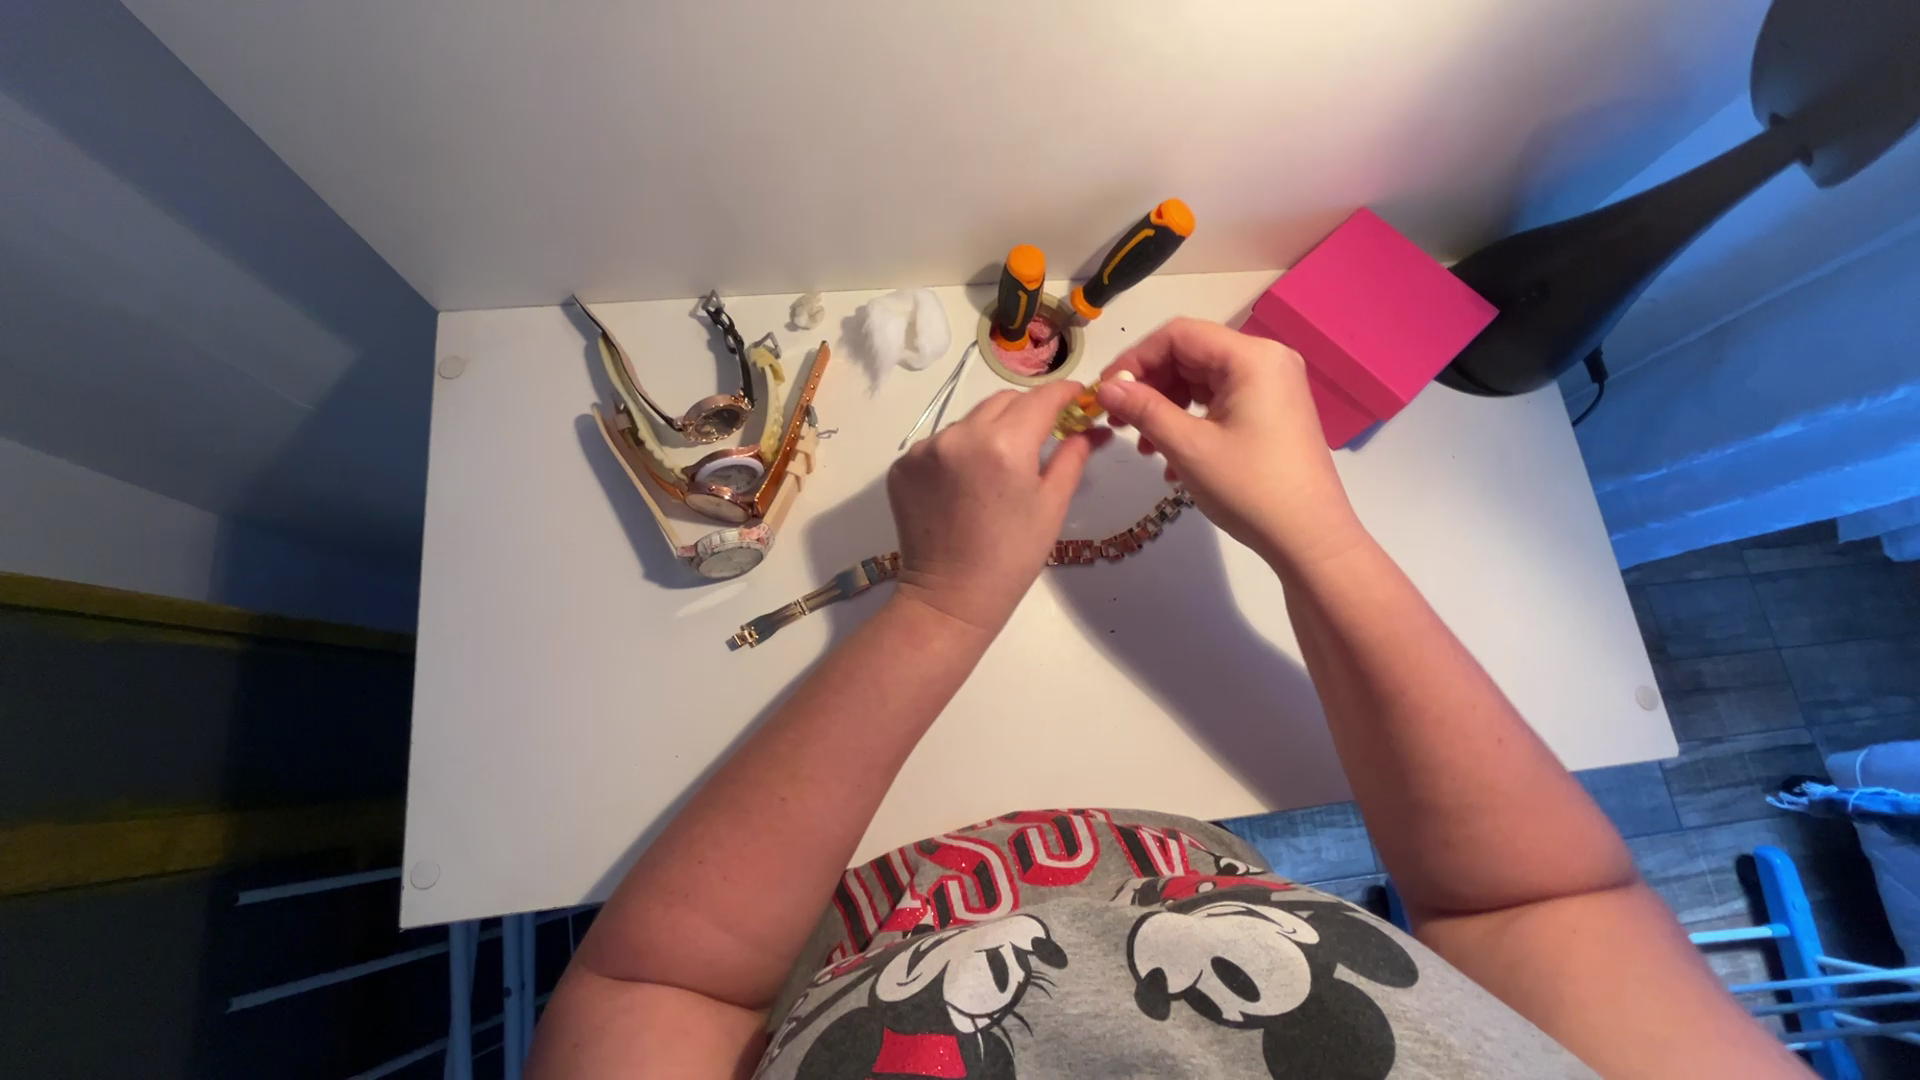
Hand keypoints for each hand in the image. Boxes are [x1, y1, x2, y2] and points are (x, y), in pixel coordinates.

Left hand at [887, 380, 1102, 633]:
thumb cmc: (1012, 557)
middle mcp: (960, 435)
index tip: (1078, 397)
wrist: (950, 597)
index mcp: (1005, 444)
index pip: (1041, 399)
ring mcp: (925, 449)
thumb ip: (1073, 456)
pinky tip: (965, 485)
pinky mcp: (903, 465)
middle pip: (1002, 402)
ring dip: (989, 432)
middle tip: (1042, 436)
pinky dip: (957, 453)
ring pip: (969, 421)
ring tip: (997, 470)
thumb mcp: (1052, 505)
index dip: (1064, 393)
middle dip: (1027, 412)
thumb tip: (1094, 428)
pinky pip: (940, 443)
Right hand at [1096, 318, 1364, 571]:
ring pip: (1201, 380)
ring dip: (1164, 407)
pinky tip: (1170, 457)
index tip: (1105, 392)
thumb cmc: (1249, 488)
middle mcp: (1265, 360)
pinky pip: (1218, 402)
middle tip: (1118, 420)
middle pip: (1190, 355)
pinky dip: (1189, 420)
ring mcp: (1271, 386)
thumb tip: (1104, 388)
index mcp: (1251, 358)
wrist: (1309, 537)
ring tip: (1142, 446)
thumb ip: (1143, 410)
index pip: (1179, 335)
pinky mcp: (1270, 411)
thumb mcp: (1188, 447)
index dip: (1135, 359)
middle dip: (1149, 385)